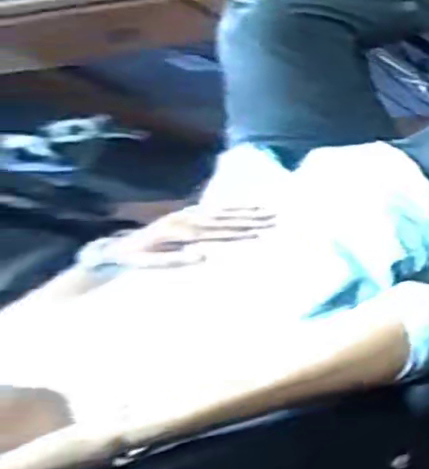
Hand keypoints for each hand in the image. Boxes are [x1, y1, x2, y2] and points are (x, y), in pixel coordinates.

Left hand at [88, 204, 276, 270]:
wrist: (114, 246)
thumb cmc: (133, 259)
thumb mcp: (145, 263)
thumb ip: (172, 260)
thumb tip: (202, 257)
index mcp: (175, 233)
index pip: (213, 233)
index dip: (236, 234)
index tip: (258, 235)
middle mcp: (183, 220)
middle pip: (223, 220)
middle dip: (250, 220)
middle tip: (274, 219)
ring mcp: (185, 214)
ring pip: (222, 212)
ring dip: (247, 211)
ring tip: (269, 211)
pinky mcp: (187, 212)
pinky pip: (215, 207)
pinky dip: (234, 206)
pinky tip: (250, 205)